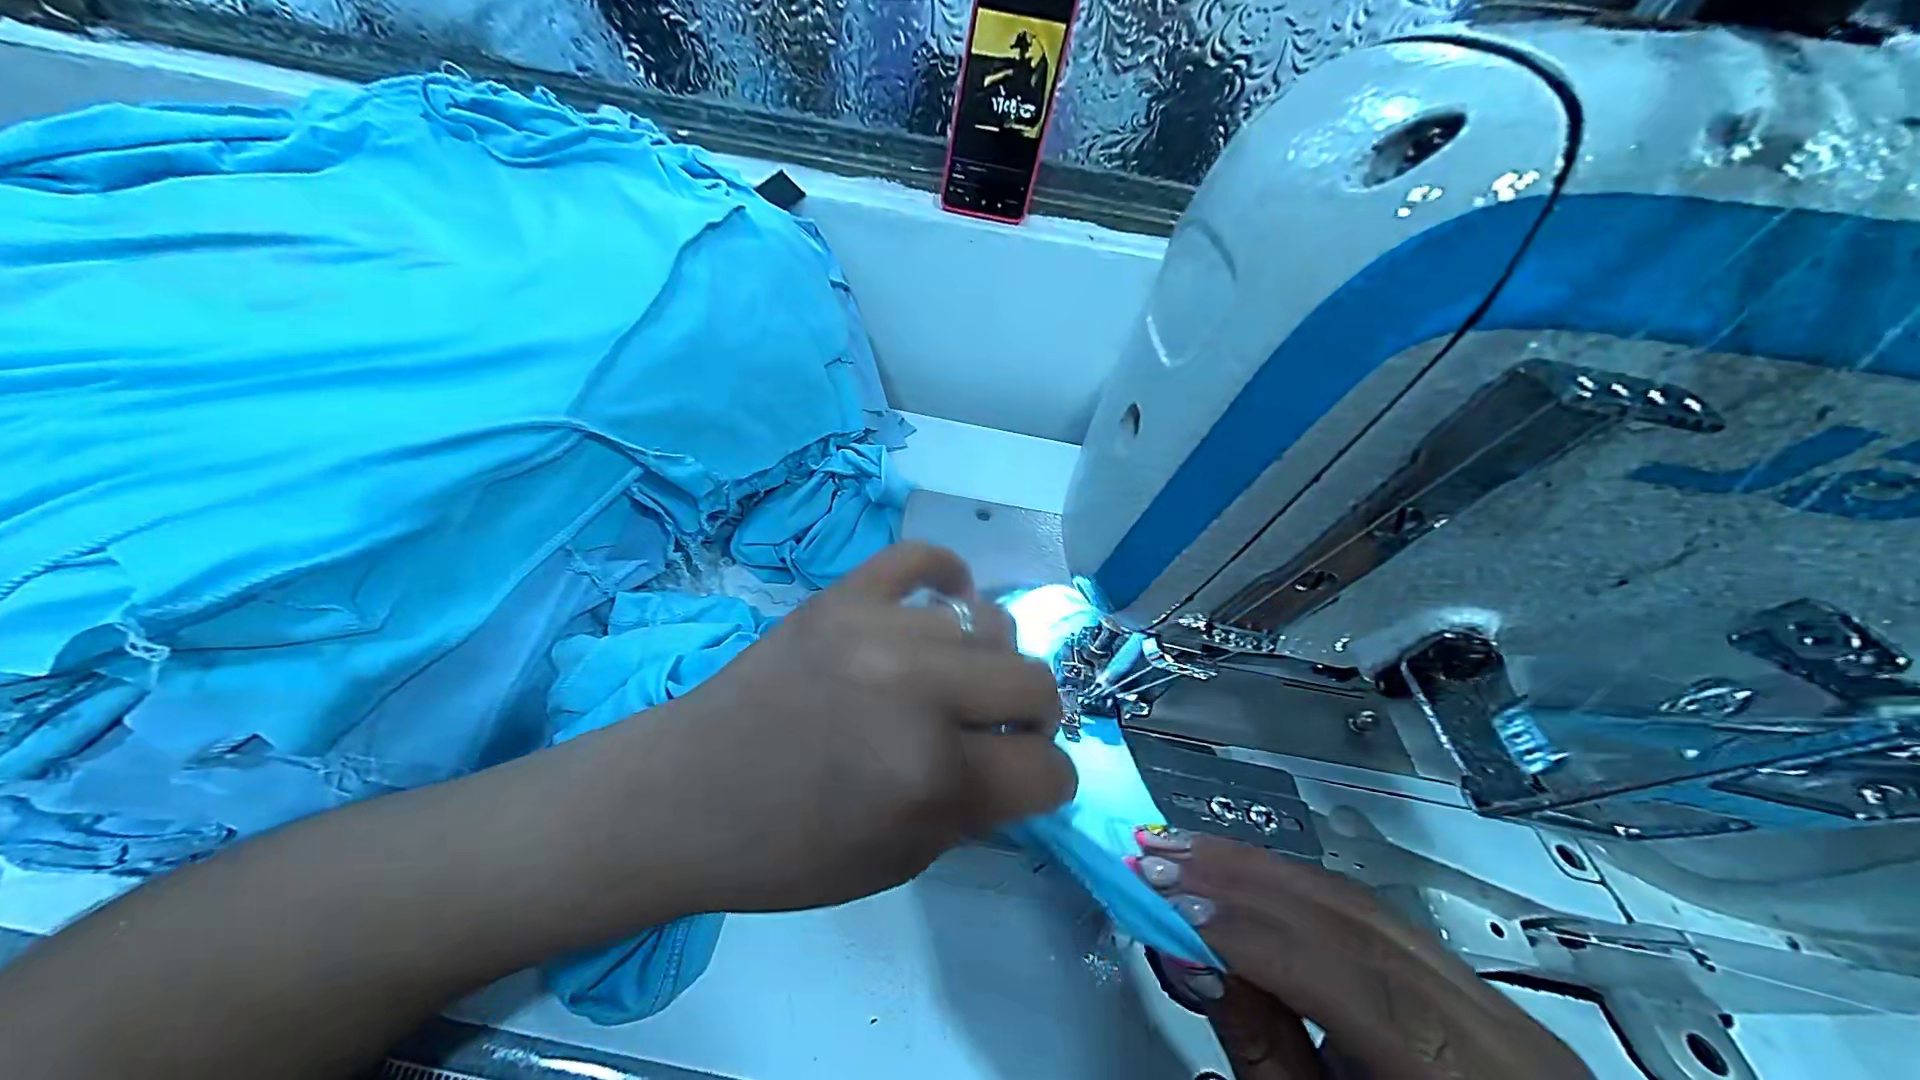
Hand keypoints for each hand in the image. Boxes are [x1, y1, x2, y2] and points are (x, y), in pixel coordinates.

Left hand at [596, 543, 1076, 913]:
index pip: (1047, 769)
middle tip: (997, 730)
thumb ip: (975, 809)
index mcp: (933, 777)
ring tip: (952, 679)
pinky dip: (945, 575)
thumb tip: (1021, 762)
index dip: (1047, 783)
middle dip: (1032, 719)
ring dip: (983, 663)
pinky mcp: (841, 597)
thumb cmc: (787, 850)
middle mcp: (919, 692)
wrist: (682, 795)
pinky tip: (945, 601)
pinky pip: (919, 558)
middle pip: (1035, 683)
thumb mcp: (899, 861)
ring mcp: (878, 631)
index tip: (1026, 781)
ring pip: (987, 625)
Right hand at [1134, 833, 1592, 1079]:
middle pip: (1347, 916)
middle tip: (1154, 858)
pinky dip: (1284, 881)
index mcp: (1470, 1074)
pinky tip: (1232, 866)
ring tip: (1176, 849)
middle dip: (1237, 881)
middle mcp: (1490, 1018)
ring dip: (1250, 868)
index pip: (1348, 974)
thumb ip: (1257, 1039)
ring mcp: (1474, 984)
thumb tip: (1187, 951)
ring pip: (1349, 896)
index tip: (1169, 903)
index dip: (1251, 933)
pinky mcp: (1444, 965)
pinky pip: (1357, 906)